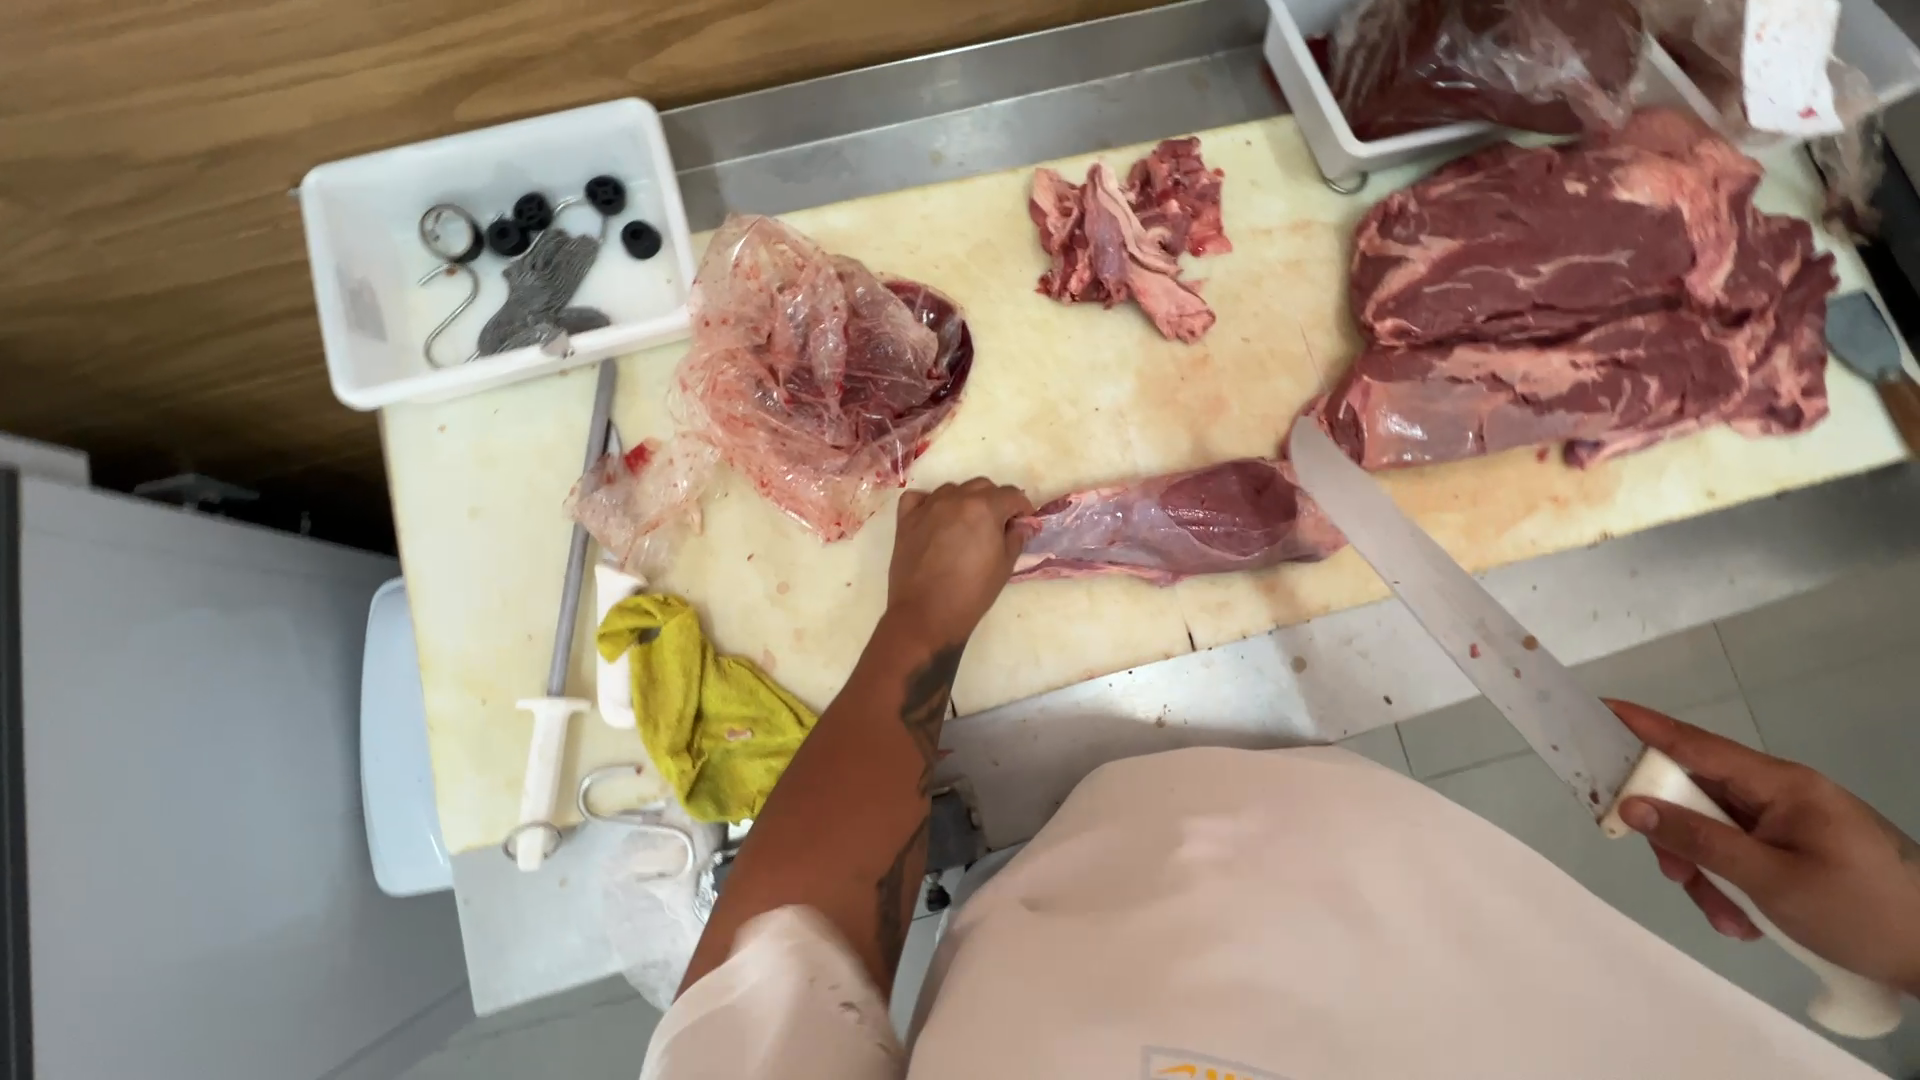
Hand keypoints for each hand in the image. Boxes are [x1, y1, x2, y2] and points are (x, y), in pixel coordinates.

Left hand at [885, 478, 1032, 648]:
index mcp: (984, 507)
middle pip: (982, 486)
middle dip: (994, 501)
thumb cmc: (972, 593)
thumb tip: (1021, 525)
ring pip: (952, 489)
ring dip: (964, 501)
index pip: (1011, 494)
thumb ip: (1015, 538)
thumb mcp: (1005, 567)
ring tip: (966, 526)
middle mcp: (955, 499)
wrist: (926, 615)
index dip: (1022, 508)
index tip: (1022, 523)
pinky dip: (929, 502)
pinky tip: (934, 518)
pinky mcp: (906, 520)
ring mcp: (927, 507)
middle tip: (996, 526)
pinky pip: (919, 498)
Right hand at [1608, 700, 1919, 995]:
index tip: (1597, 709)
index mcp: (1782, 786)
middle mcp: (1781, 796)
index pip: (1694, 743)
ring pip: (1709, 832)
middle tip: (1672, 873)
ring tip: (1729, 917)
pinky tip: (1747, 921)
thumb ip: (1696, 840)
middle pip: (1693, 795)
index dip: (1642, 725)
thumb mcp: (1771, 881)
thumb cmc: (1865, 914)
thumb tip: (1630, 806)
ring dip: (1704, 873)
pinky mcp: (1794, 852)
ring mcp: (1788, 824)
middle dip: (1675, 836)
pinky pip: (1734, 855)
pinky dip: (1729, 887)